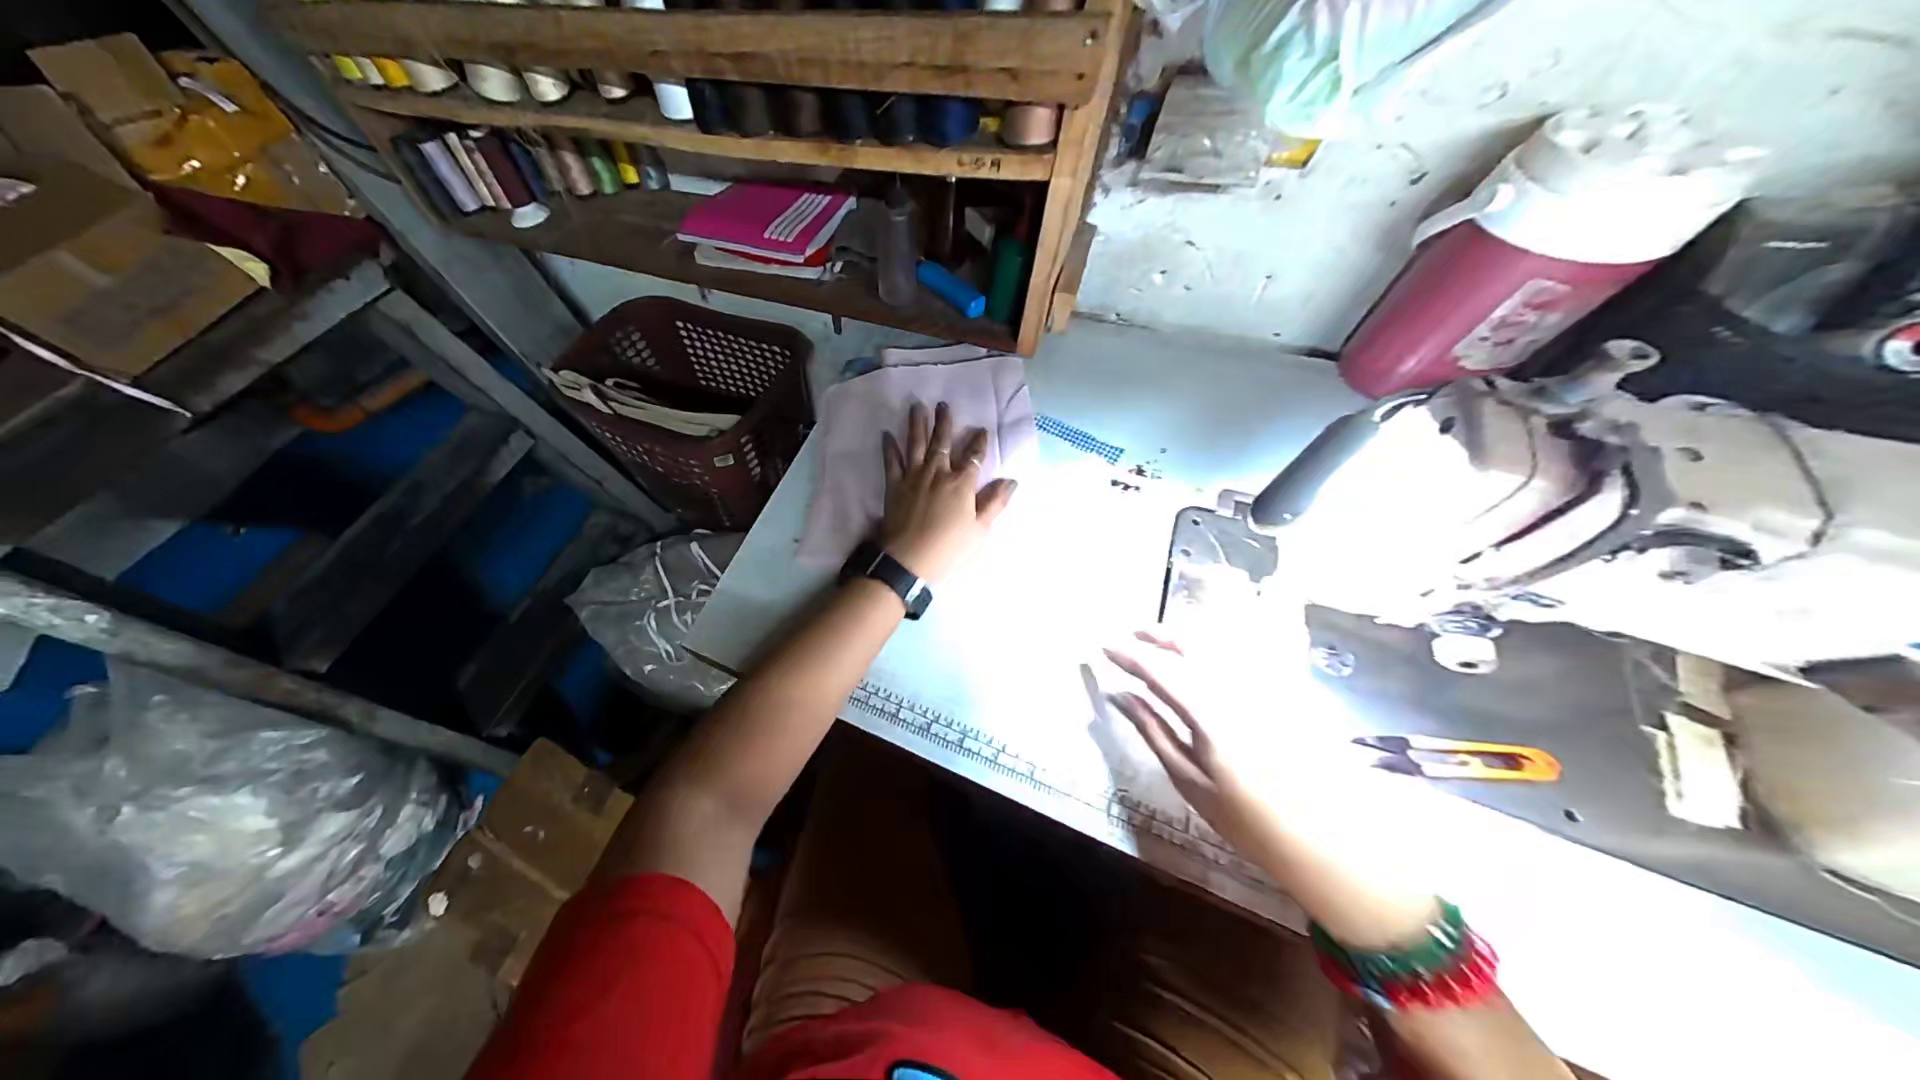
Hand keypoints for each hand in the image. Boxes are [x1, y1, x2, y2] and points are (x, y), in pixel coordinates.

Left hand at [881, 401, 1016, 582]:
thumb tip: (1011, 480)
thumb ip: (994, 503)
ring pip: (916, 444)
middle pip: (942, 442)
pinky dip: (889, 447)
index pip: (973, 457)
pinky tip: (886, 434)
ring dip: (918, 424)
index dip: (978, 442)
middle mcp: (938, 473)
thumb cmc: (949, 549)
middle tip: (943, 405)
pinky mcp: (894, 486)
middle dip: (945, 422)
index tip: (981, 430)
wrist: (908, 560)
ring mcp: (914, 477)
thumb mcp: (980, 531)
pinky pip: (891, 461)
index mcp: (962, 484)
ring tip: (917, 407)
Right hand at [1104, 629, 1444, 948]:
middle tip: (1133, 636)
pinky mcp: (1287, 687)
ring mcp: (1266, 683)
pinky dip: (1222, 643)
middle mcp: (1237, 686)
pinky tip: (1211, 651)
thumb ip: (1152, 730)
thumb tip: (1118, 695)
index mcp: (1208, 711)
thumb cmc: (1246, 816)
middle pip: (1191, 643)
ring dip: (1188, 634)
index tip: (1104, 647)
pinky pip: (1250, 649)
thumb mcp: (1188, 779)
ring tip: (1165, 640)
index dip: (1128, 655)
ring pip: (1221, 640)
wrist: (1325, 835)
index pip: (1158, 669)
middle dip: (1158, 634)